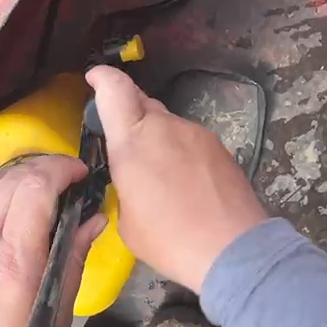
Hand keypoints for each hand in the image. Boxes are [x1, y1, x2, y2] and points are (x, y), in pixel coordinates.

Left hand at [0, 154, 106, 326]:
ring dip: (10, 180)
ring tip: (27, 190)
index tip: (77, 172)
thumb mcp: (58, 307)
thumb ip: (75, 253)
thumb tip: (95, 216)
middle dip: (40, 170)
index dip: (60, 169)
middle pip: (10, 179)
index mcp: (14, 259)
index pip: (36, 186)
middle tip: (58, 179)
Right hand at [86, 66, 267, 291]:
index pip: (114, 89)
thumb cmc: (169, 239)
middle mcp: (164, 126)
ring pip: (167, 124)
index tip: (94, 78)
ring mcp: (195, 133)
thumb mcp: (127, 219)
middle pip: (141, 103)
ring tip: (158, 175)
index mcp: (133, 140)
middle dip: (128, 114)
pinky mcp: (218, 146)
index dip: (102, 77)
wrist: (232, 249)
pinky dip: (180, 153)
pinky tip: (185, 183)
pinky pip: (189, 140)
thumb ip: (124, 185)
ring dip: (157, 139)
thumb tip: (135, 176)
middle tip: (122, 140)